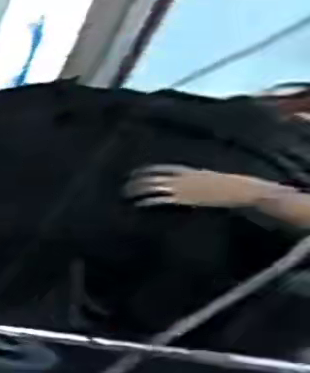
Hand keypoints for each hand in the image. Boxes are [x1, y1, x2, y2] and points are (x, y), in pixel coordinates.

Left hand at [127, 165, 278, 209]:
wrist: (248, 191)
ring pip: (150, 188)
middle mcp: (183, 178)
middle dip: (134, 183)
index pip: (161, 168)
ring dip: (135, 192)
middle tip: (124, 188)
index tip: (132, 173)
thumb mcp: (211, 176)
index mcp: (190, 171)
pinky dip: (146, 201)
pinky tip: (138, 204)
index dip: (144, 170)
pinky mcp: (184, 200)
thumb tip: (185, 179)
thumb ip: (195, 177)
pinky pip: (159, 200)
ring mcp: (182, 189)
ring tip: (126, 196)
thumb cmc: (234, 185)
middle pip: (150, 178)